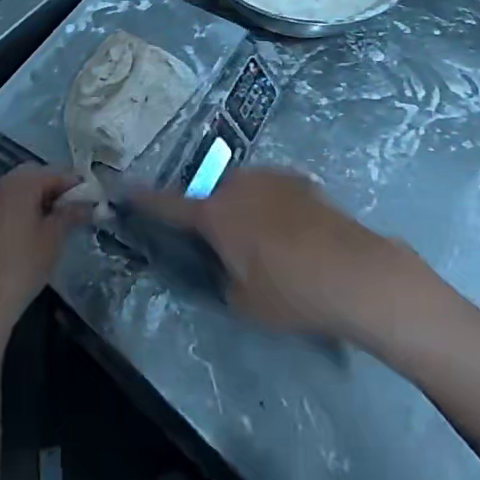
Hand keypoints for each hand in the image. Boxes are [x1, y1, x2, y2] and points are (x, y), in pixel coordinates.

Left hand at [0, 166, 90, 331]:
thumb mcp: (55, 236)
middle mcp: (1, 185)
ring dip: (40, 195)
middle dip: (57, 186)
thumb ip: (73, 212)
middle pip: (35, 174)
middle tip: (76, 207)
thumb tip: (91, 202)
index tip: (94, 198)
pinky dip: (24, 205)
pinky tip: (36, 226)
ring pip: (20, 187)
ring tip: (58, 218)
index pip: (56, 172)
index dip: (77, 184)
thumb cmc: (24, 265)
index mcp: (20, 184)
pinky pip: (7, 200)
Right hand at [130, 167, 422, 336]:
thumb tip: (226, 264)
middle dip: (207, 210)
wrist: (354, 271)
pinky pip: (272, 189)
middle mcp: (241, 185)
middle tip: (215, 240)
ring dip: (240, 204)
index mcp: (215, 213)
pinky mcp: (303, 182)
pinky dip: (268, 204)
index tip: (125, 190)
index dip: (145, 200)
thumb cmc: (289, 291)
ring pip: (244, 187)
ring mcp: (275, 178)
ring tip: (256, 237)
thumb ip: (222, 276)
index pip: (168, 204)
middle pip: (211, 193)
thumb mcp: (242, 300)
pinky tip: (285, 230)